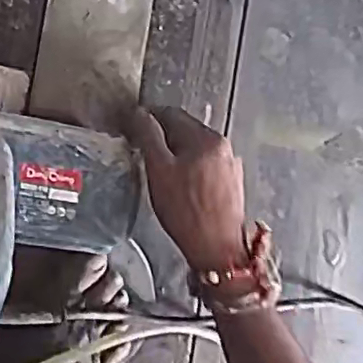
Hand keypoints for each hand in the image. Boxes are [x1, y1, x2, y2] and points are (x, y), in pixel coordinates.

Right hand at [128, 106, 247, 271]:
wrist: (217, 249)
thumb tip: (139, 112)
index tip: (132, 131)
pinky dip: (188, 166)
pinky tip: (179, 185)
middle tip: (143, 154)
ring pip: (193, 146)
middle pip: (183, 128)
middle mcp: (222, 145)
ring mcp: (229, 163)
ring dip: (175, 152)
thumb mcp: (158, 169)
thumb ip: (148, 135)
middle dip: (161, 137)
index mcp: (206, 138)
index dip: (146, 119)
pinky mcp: (231, 180)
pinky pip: (203, 162)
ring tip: (160, 172)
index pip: (169, 113)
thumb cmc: (185, 211)